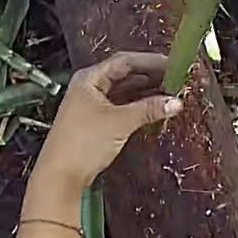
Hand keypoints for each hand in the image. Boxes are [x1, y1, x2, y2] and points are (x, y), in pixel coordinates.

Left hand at [33, 53, 182, 189]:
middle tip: (177, 79)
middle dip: (151, 77)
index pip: (125, 61)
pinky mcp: (96, 121)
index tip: (174, 64)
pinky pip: (122, 106)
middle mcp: (90, 87)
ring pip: (125, 91)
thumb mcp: (119, 122)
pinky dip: (138, 106)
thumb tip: (176, 102)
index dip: (151, 61)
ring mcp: (92, 104)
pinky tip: (155, 109)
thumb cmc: (83, 143)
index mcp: (90, 78)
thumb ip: (148, 109)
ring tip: (171, 93)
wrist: (59, 176)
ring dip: (147, 92)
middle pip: (125, 75)